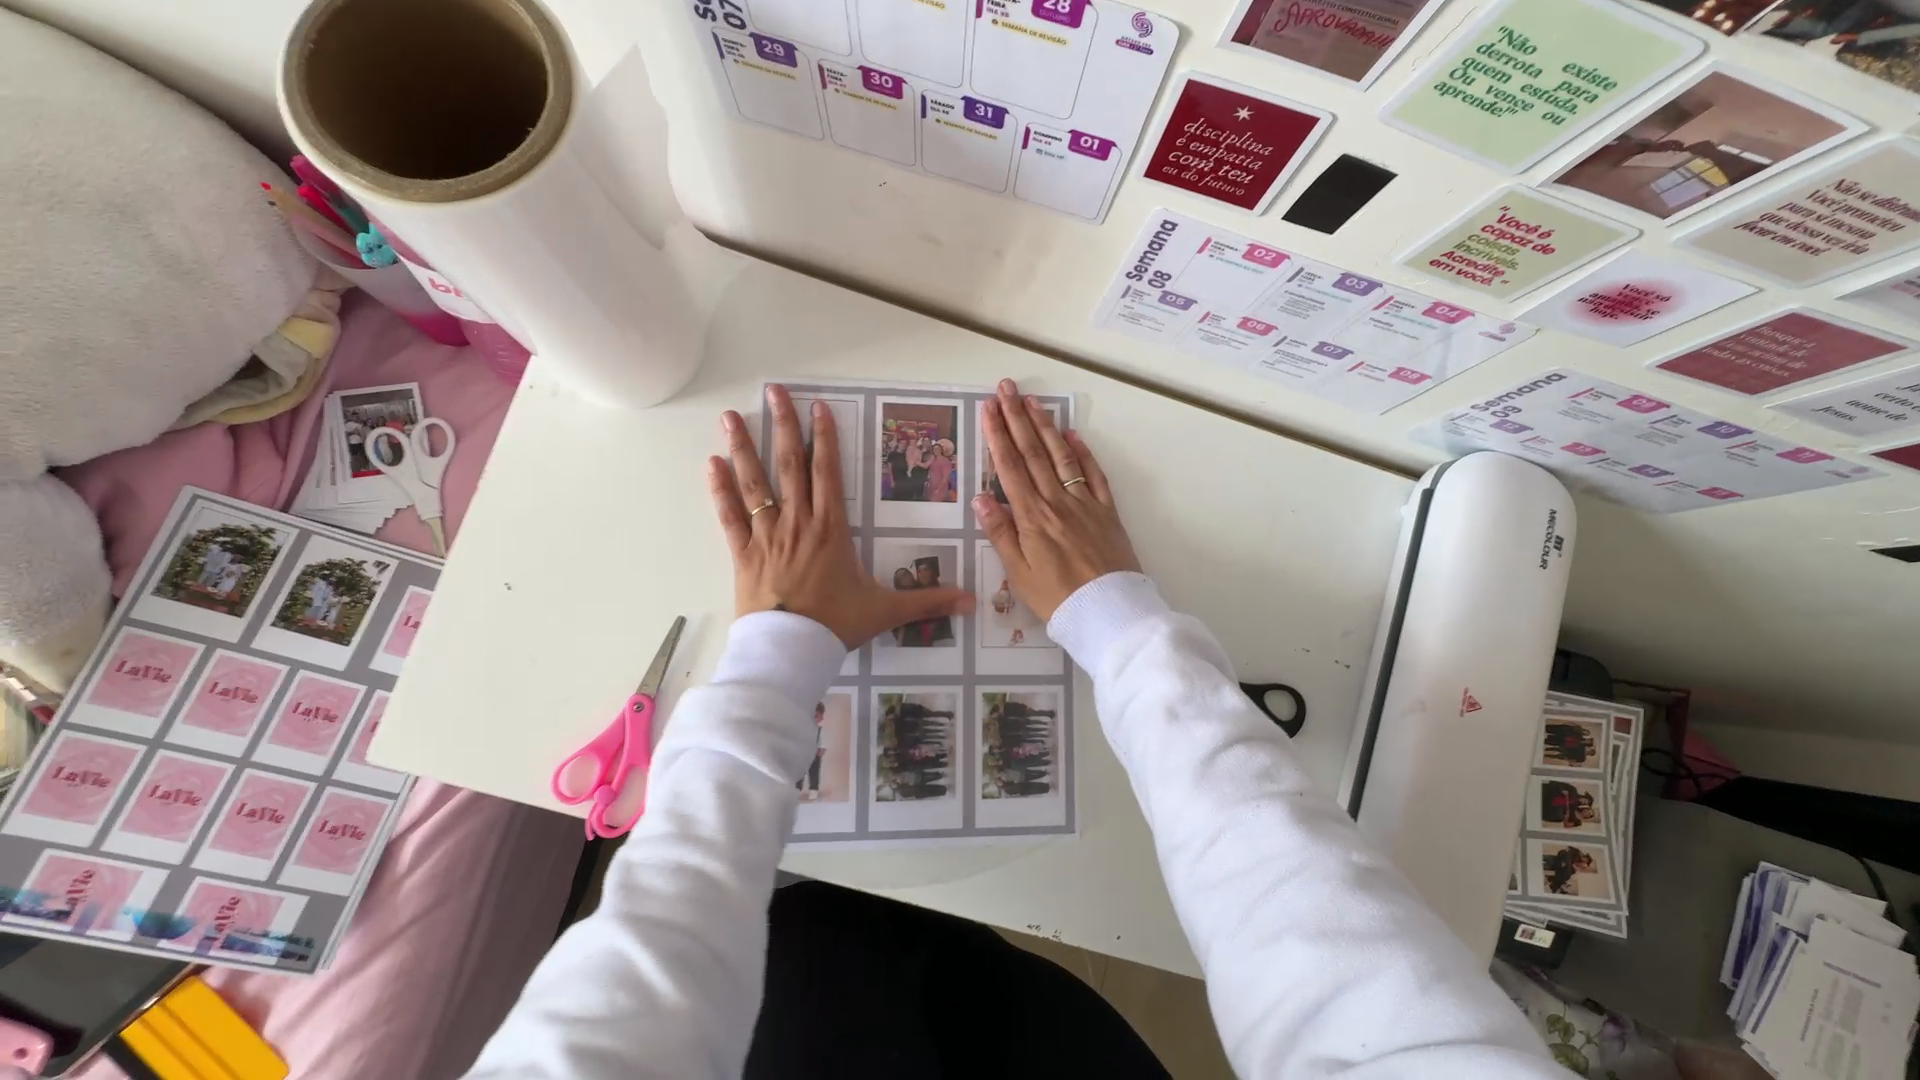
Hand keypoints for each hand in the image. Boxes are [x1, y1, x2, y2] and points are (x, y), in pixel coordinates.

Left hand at [709, 385, 973, 647]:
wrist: (789, 652)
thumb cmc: (836, 626)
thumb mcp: (885, 611)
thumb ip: (927, 602)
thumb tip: (972, 602)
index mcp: (831, 530)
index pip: (827, 474)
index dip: (824, 439)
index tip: (819, 408)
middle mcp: (798, 524)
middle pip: (789, 466)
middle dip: (783, 426)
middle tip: (775, 391)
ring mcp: (767, 537)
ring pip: (755, 484)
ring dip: (744, 448)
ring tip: (730, 417)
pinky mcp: (744, 555)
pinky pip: (730, 517)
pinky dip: (720, 491)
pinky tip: (711, 465)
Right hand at [974, 379, 1139, 620]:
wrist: (1109, 612)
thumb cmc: (1057, 599)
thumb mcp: (1018, 574)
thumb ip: (1000, 534)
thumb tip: (980, 498)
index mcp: (1031, 517)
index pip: (1009, 468)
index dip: (997, 435)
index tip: (988, 409)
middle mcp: (1057, 502)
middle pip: (1033, 453)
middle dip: (1017, 419)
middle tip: (1006, 388)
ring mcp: (1084, 504)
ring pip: (1062, 457)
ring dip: (1046, 427)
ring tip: (1033, 401)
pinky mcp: (1107, 512)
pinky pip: (1094, 475)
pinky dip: (1082, 453)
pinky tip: (1073, 435)